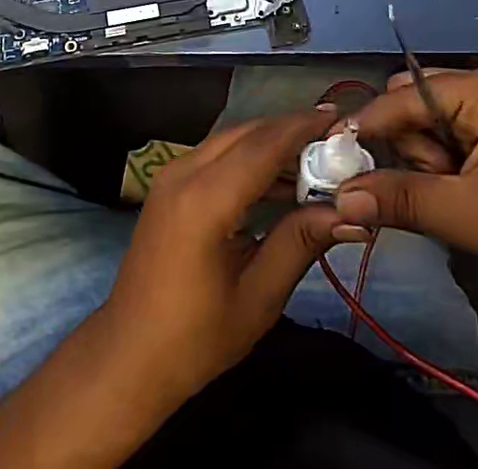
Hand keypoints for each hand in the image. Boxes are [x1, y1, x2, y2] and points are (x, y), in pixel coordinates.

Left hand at [0, 108, 352, 468]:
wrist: (125, 360)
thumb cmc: (194, 338)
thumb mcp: (258, 296)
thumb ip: (302, 242)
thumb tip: (352, 211)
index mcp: (204, 201)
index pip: (264, 144)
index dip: (305, 126)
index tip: (343, 118)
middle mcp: (184, 174)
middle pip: (249, 132)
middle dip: (294, 129)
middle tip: (339, 140)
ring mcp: (172, 176)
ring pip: (233, 138)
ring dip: (274, 142)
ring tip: (319, 160)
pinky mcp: (170, 185)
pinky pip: (219, 153)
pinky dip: (253, 155)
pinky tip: (282, 180)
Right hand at [337, 64, 477, 309]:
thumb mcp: (476, 215)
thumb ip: (403, 199)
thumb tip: (338, 194)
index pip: (403, 97)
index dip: (365, 129)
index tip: (327, 167)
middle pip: (413, 111)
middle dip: (405, 154)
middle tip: (423, 195)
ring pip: (428, 137)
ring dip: (425, 173)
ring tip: (458, 207)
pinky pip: (450, 154)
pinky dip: (442, 180)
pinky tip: (463, 207)